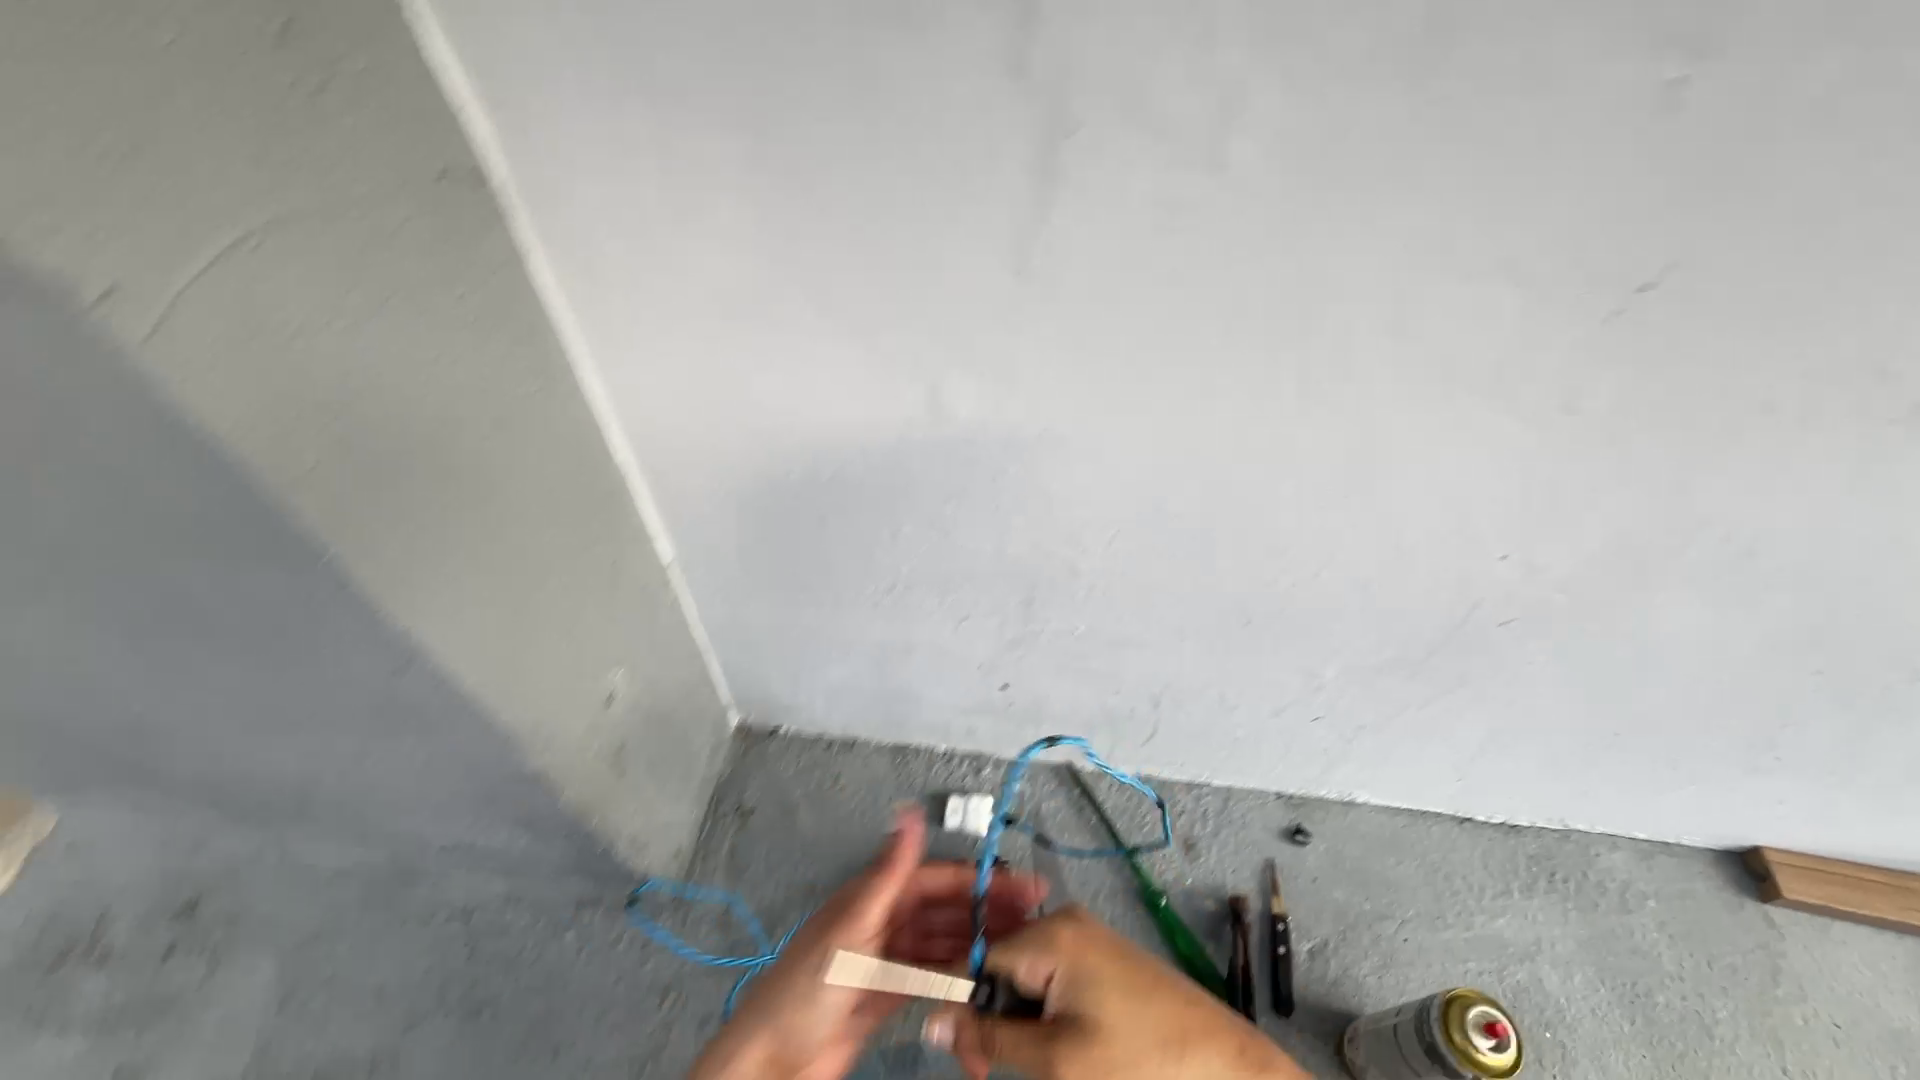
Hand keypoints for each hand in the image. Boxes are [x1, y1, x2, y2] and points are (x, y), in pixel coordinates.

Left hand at [690, 806, 1047, 1079]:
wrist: (774, 1058)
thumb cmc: (810, 985)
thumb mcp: (852, 926)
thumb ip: (888, 872)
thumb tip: (910, 811)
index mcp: (876, 896)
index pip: (941, 880)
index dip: (984, 880)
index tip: (1028, 887)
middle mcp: (885, 921)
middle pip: (947, 911)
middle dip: (989, 913)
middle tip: (1036, 924)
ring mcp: (888, 960)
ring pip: (944, 945)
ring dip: (978, 945)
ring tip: (1020, 953)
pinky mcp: (888, 995)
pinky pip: (932, 979)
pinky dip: (958, 978)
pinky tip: (985, 982)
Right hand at [924, 907, 1309, 1079]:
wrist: (1225, 1066)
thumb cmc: (1137, 1060)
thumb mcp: (1055, 1059)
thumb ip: (989, 1038)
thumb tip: (932, 1020)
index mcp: (1050, 933)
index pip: (975, 958)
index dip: (959, 1006)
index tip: (963, 1058)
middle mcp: (1065, 922)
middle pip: (999, 965)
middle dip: (991, 1019)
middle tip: (994, 1072)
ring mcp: (1087, 938)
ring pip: (1024, 977)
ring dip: (1016, 1022)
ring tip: (1037, 1065)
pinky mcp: (1104, 959)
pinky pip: (1052, 979)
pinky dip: (1043, 1015)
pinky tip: (1055, 1049)